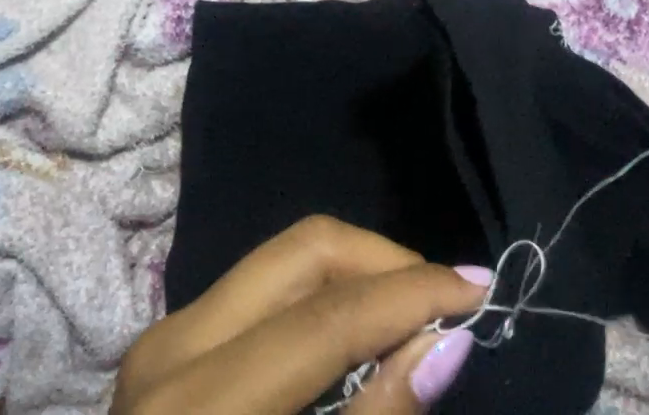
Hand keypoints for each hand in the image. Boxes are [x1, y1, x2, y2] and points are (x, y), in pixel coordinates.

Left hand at [113, 216, 491, 414]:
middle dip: (388, 262)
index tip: (483, 289)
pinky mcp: (170, 338)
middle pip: (307, 249)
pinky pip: (265, 284)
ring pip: (287, 255)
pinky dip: (324, 292)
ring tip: (409, 315)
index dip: (413, 294)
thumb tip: (447, 341)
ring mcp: (166, 335)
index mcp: (200, 403)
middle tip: (445, 302)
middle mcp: (175, 344)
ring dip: (360, 272)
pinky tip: (355, 331)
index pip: (328, 316)